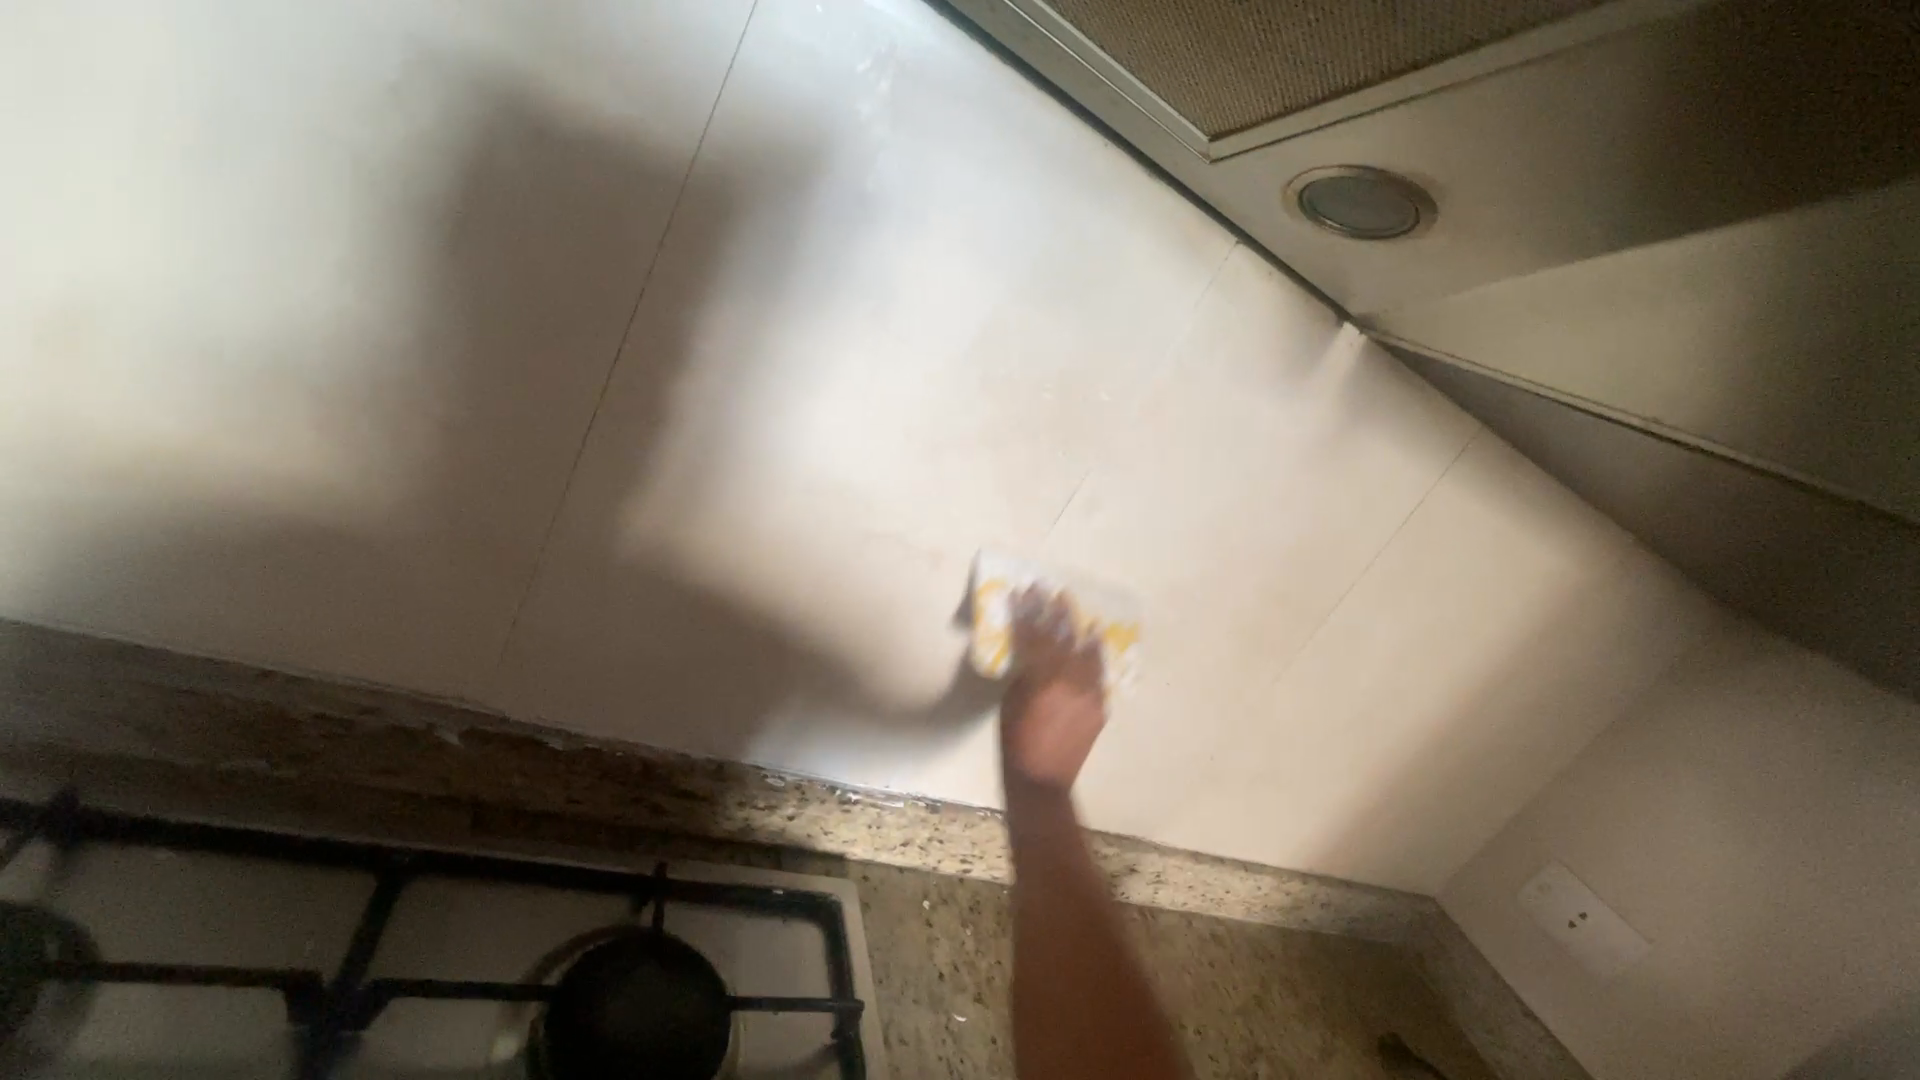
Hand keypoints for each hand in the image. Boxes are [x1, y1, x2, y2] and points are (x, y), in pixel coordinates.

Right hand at [1000, 586, 1105, 794]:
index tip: (1024, 591)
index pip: (1032, 635)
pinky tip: (1094, 644)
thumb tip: (1031, 653)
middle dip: (1055, 612)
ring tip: (1078, 614)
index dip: (1027, 611)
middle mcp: (1068, 679)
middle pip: (1062, 637)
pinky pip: (1098, 674)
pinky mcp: (1099, 705)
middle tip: (1053, 592)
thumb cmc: (1014, 741)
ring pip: (1086, 653)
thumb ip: (1024, 673)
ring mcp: (1088, 692)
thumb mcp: (1011, 700)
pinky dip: (1094, 657)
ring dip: (1080, 631)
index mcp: (1040, 677)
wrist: (1042, 780)